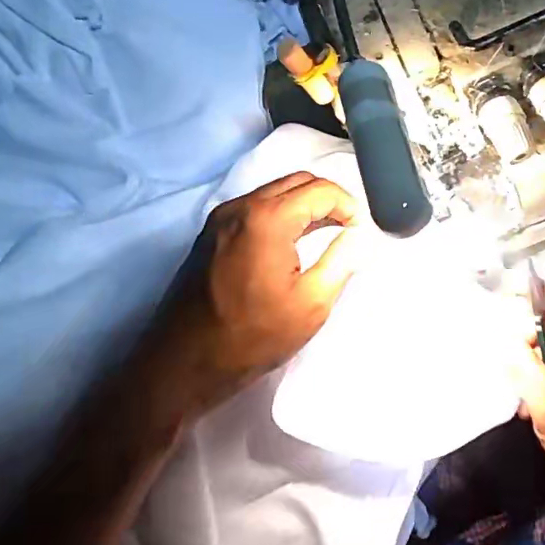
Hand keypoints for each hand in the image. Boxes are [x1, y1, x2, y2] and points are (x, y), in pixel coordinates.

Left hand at [150, 172, 362, 421]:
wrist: (184, 363)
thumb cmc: (253, 337)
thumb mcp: (311, 302)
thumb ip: (342, 260)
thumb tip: (359, 235)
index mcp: (267, 219)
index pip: (321, 190)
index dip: (349, 206)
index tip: (360, 232)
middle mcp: (240, 206)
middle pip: (297, 181)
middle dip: (327, 199)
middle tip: (347, 229)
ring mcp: (220, 218)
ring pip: (274, 191)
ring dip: (303, 204)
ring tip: (325, 234)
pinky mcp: (210, 232)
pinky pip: (254, 207)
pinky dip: (280, 213)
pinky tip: (291, 242)